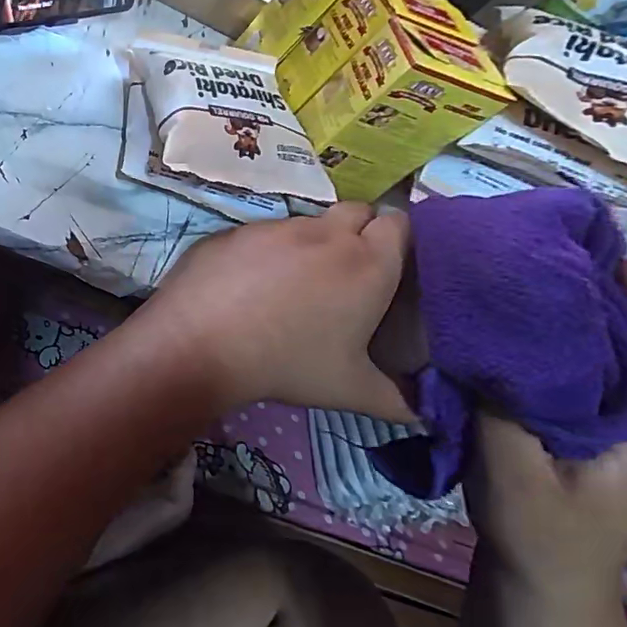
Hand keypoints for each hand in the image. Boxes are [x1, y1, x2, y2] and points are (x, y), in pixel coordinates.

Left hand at [132, 202, 413, 421]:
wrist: (202, 341)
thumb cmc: (288, 363)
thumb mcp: (350, 390)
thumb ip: (396, 400)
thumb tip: (424, 413)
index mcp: (367, 263)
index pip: (400, 224)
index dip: (398, 239)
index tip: (390, 266)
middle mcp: (325, 233)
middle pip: (357, 212)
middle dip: (359, 232)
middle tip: (346, 273)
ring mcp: (277, 226)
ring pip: (307, 222)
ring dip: (310, 243)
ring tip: (293, 284)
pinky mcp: (237, 228)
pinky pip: (262, 233)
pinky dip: (265, 251)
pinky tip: (249, 284)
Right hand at [465, 259, 626, 608]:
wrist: (544, 577)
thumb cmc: (539, 534)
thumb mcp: (513, 480)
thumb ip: (504, 414)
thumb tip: (487, 345)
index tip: (626, 266)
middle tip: (587, 247)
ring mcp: (625, 419)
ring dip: (616, 302)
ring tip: (567, 263)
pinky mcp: (595, 416)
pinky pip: (604, 359)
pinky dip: (588, 323)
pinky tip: (549, 306)